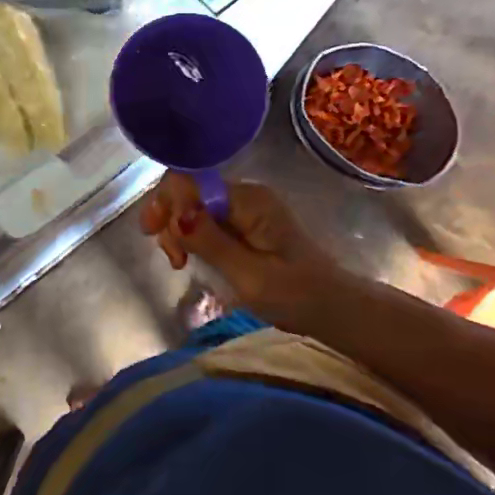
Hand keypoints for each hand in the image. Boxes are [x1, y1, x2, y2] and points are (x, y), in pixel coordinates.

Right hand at [140, 174, 352, 331]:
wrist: (337, 311)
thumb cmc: (297, 296)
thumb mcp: (249, 275)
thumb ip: (211, 242)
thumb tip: (176, 214)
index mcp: (247, 200)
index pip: (189, 182)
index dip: (166, 203)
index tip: (156, 237)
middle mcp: (243, 194)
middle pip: (186, 192)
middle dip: (169, 220)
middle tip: (172, 259)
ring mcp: (243, 208)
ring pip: (191, 206)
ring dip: (177, 231)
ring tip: (181, 263)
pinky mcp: (242, 222)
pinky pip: (204, 219)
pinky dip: (190, 237)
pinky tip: (192, 258)